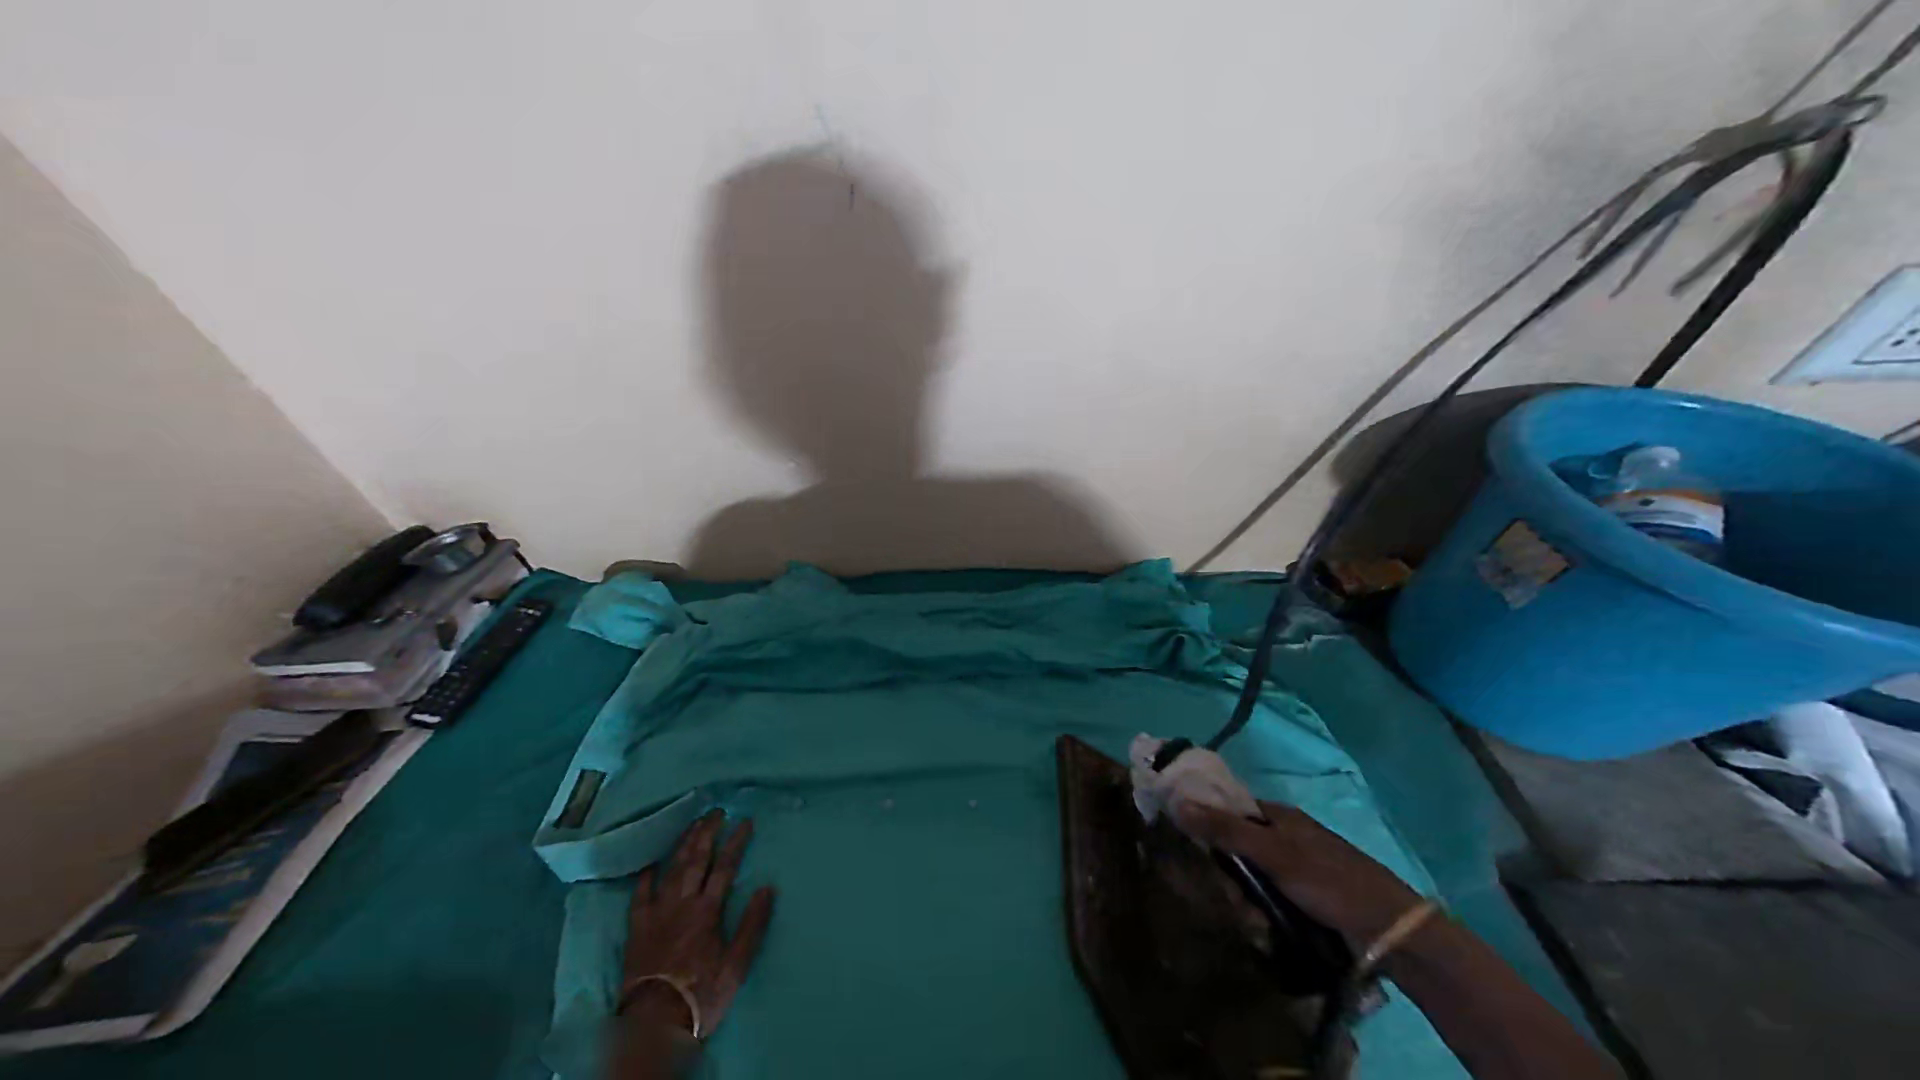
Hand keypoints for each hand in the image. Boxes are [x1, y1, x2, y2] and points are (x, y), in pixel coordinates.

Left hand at [621, 811, 775, 1039]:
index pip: (725, 867)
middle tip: (715, 812)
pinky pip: (640, 894)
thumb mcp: (737, 965)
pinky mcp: (638, 927)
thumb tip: (768, 887)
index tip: (745, 821)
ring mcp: (657, 913)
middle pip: (696, 860)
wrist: (655, 1023)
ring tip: (692, 825)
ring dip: (682, 844)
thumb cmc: (701, 994)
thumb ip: (752, 925)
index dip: (736, 842)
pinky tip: (651, 862)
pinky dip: (646, 876)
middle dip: (707, 833)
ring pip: (671, 870)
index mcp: (708, 910)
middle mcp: (682, 903)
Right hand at [1172, 798, 1423, 948]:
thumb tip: (1176, 801)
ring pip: (1250, 875)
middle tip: (1223, 890)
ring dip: (1243, 895)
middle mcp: (1286, 837)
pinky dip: (1259, 910)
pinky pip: (1267, 897)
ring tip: (1244, 915)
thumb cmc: (1331, 881)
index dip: (1206, 820)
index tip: (1188, 842)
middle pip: (1237, 845)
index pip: (1229, 809)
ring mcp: (1295, 869)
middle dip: (1226, 870)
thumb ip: (1226, 829)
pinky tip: (1259, 924)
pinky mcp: (1304, 898)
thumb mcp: (1274, 853)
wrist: (1390, 933)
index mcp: (1280, 815)